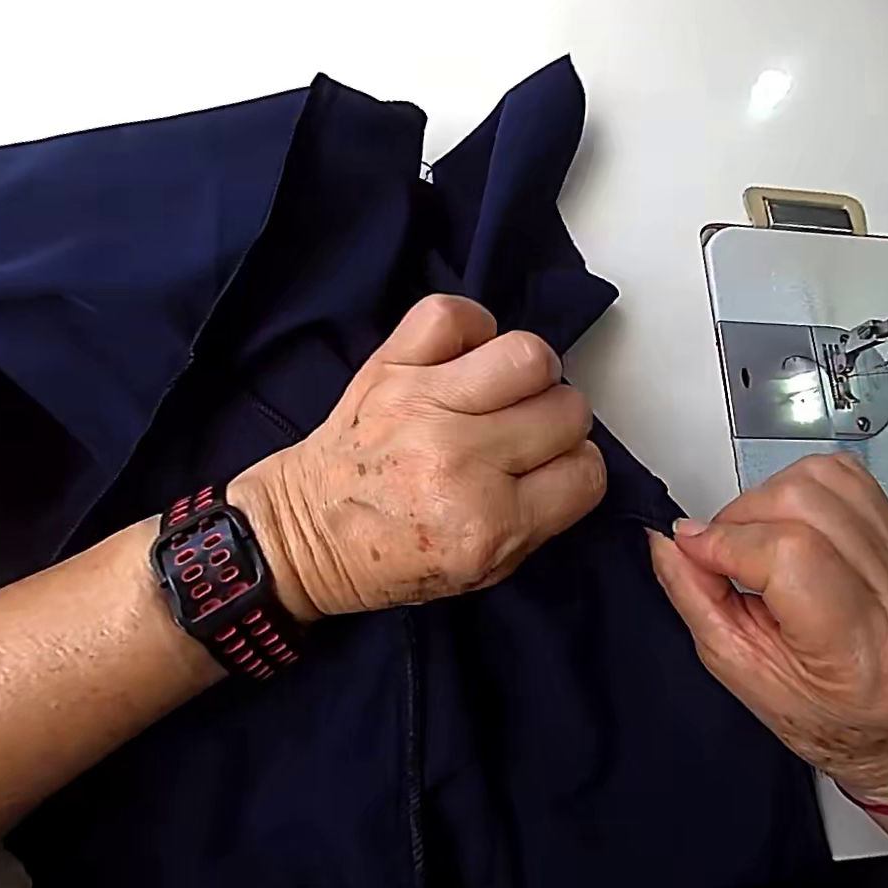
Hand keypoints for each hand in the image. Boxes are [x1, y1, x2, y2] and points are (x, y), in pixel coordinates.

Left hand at [229, 295, 606, 620]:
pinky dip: (468, 328)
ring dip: (527, 373)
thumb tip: (570, 457)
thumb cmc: (385, 558)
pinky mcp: (386, 369)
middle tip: (520, 436)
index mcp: (488, 524)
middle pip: (565, 410)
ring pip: (528, 356)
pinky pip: (451, 314)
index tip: (548, 471)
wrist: (303, 531)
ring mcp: (421, 405)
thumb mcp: (480, 573)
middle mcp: (459, 458)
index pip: (584, 471)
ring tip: (500, 392)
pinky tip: (462, 359)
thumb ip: (537, 519)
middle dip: (554, 424)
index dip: (573, 470)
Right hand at [647, 454, 887, 804]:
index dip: (723, 539)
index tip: (690, 547)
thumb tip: (665, 540)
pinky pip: (851, 480)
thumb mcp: (733, 663)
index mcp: (855, 649)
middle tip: (721, 546)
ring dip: (768, 498)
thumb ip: (693, 594)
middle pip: (806, 503)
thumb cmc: (817, 710)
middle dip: (739, 515)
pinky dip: (801, 490)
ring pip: (827, 480)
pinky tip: (787, 524)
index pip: (789, 553)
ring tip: (755, 534)